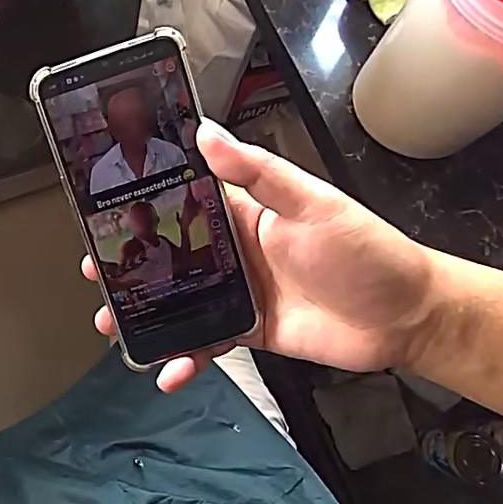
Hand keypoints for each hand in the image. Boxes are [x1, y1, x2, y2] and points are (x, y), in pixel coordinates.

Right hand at [83, 120, 449, 391]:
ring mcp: (241, 294)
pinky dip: (186, 358)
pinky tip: (169, 370)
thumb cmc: (366, 252)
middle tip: (98, 274)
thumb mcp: (312, 204)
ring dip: (148, 315)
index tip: (107, 215)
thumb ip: (258, 172)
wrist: (404, 317)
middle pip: (172, 258)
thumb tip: (207, 133)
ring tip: (116, 324)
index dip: (144, 209)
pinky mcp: (250, 331)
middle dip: (133, 266)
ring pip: (181, 303)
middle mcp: (237, 253)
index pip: (184, 205)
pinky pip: (208, 342)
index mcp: (245, 215)